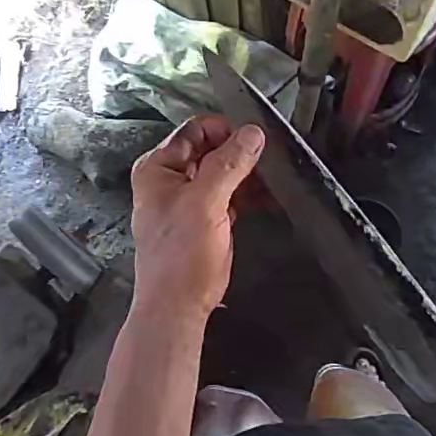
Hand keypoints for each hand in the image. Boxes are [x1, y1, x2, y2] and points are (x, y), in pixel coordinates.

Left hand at [130, 114, 264, 315]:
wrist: (179, 305)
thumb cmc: (181, 255)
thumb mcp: (205, 202)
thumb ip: (229, 164)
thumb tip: (253, 133)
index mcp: (159, 168)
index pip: (194, 131)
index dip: (225, 130)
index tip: (255, 138)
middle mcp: (172, 178)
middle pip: (212, 149)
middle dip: (241, 152)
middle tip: (270, 157)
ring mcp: (190, 198)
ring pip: (225, 172)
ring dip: (249, 173)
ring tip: (276, 177)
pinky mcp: (208, 217)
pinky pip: (231, 193)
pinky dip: (250, 193)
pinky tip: (271, 195)